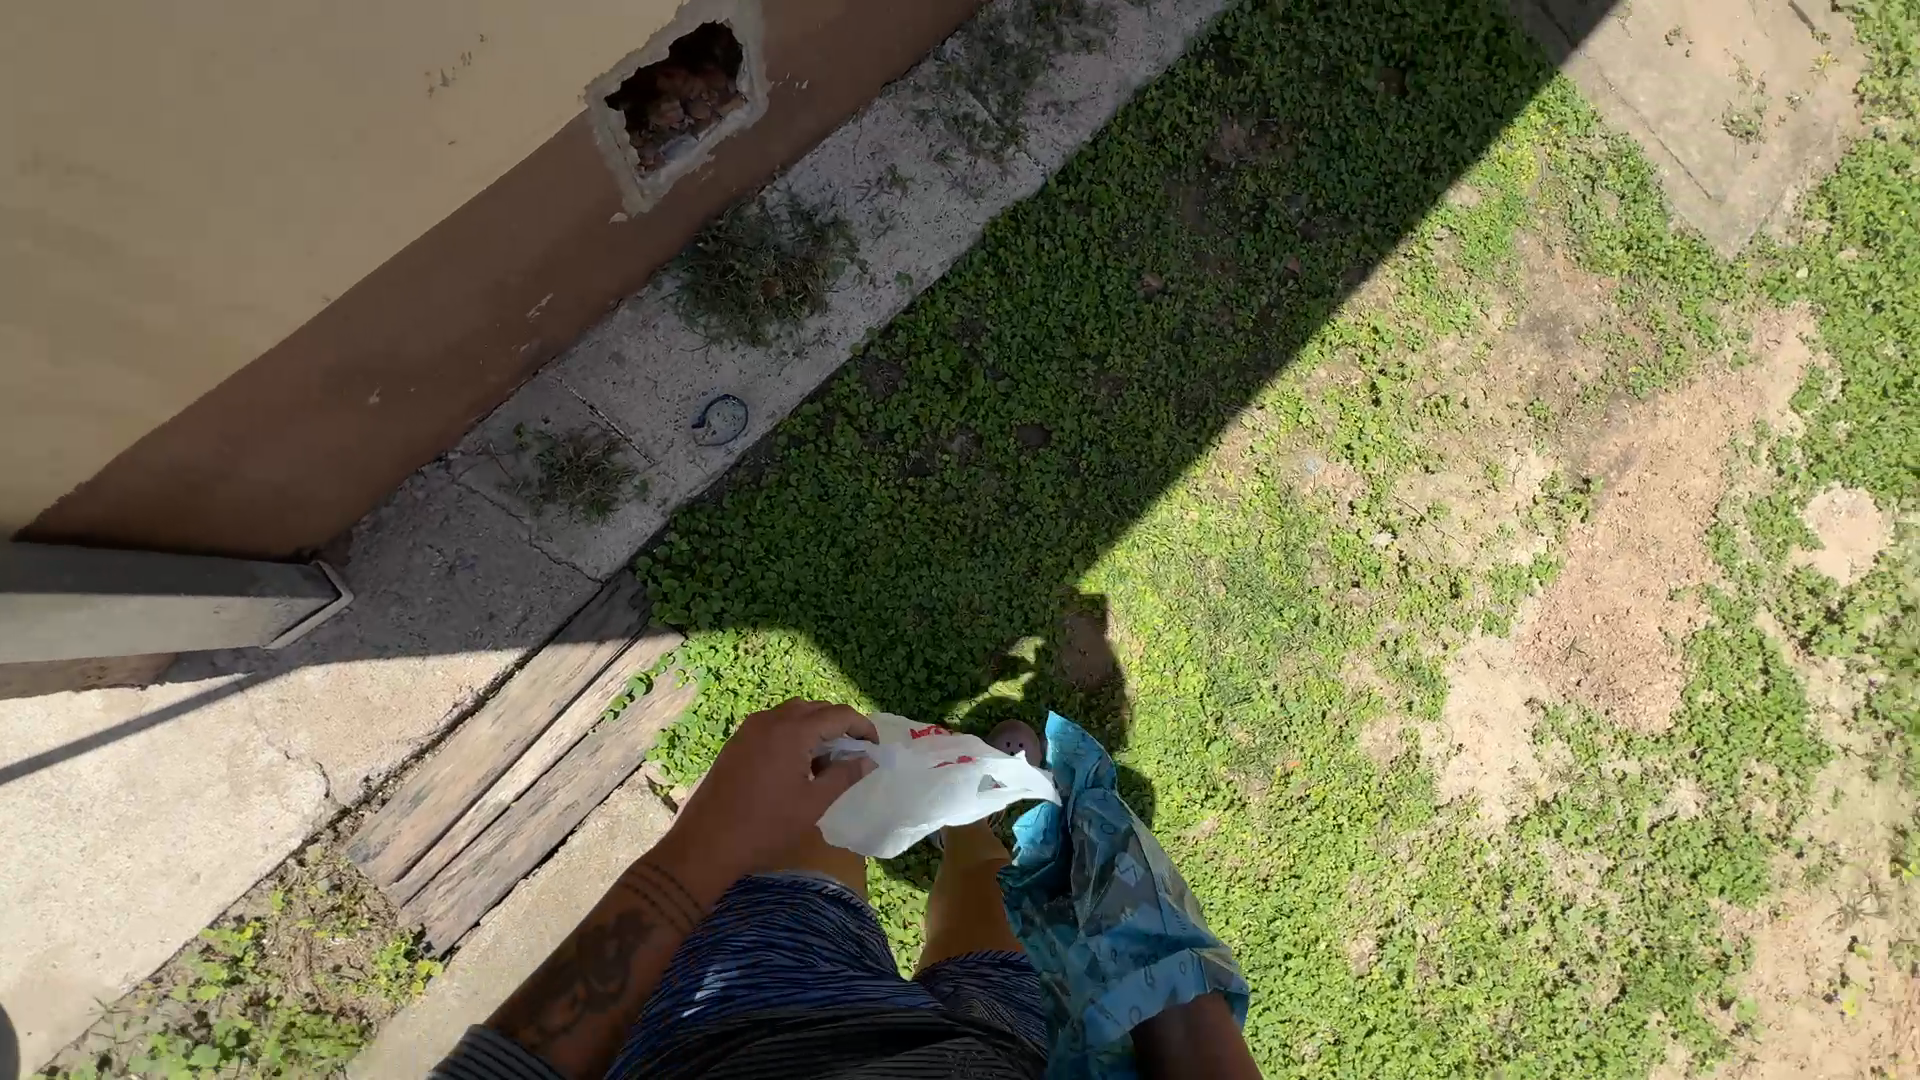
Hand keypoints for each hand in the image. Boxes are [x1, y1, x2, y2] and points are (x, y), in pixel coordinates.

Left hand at [651, 699, 876, 893]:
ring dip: (814, 728)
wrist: (705, 845)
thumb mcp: (813, 803)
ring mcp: (750, 729)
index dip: (861, 727)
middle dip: (838, 725)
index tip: (875, 746)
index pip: (838, 715)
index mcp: (793, 731)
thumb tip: (868, 760)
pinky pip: (773, 725)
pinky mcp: (736, 742)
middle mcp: (771, 720)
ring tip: (826, 760)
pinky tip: (796, 765)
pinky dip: (793, 734)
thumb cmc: (765, 826)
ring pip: (792, 714)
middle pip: (815, 709)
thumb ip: (844, 776)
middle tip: (853, 752)